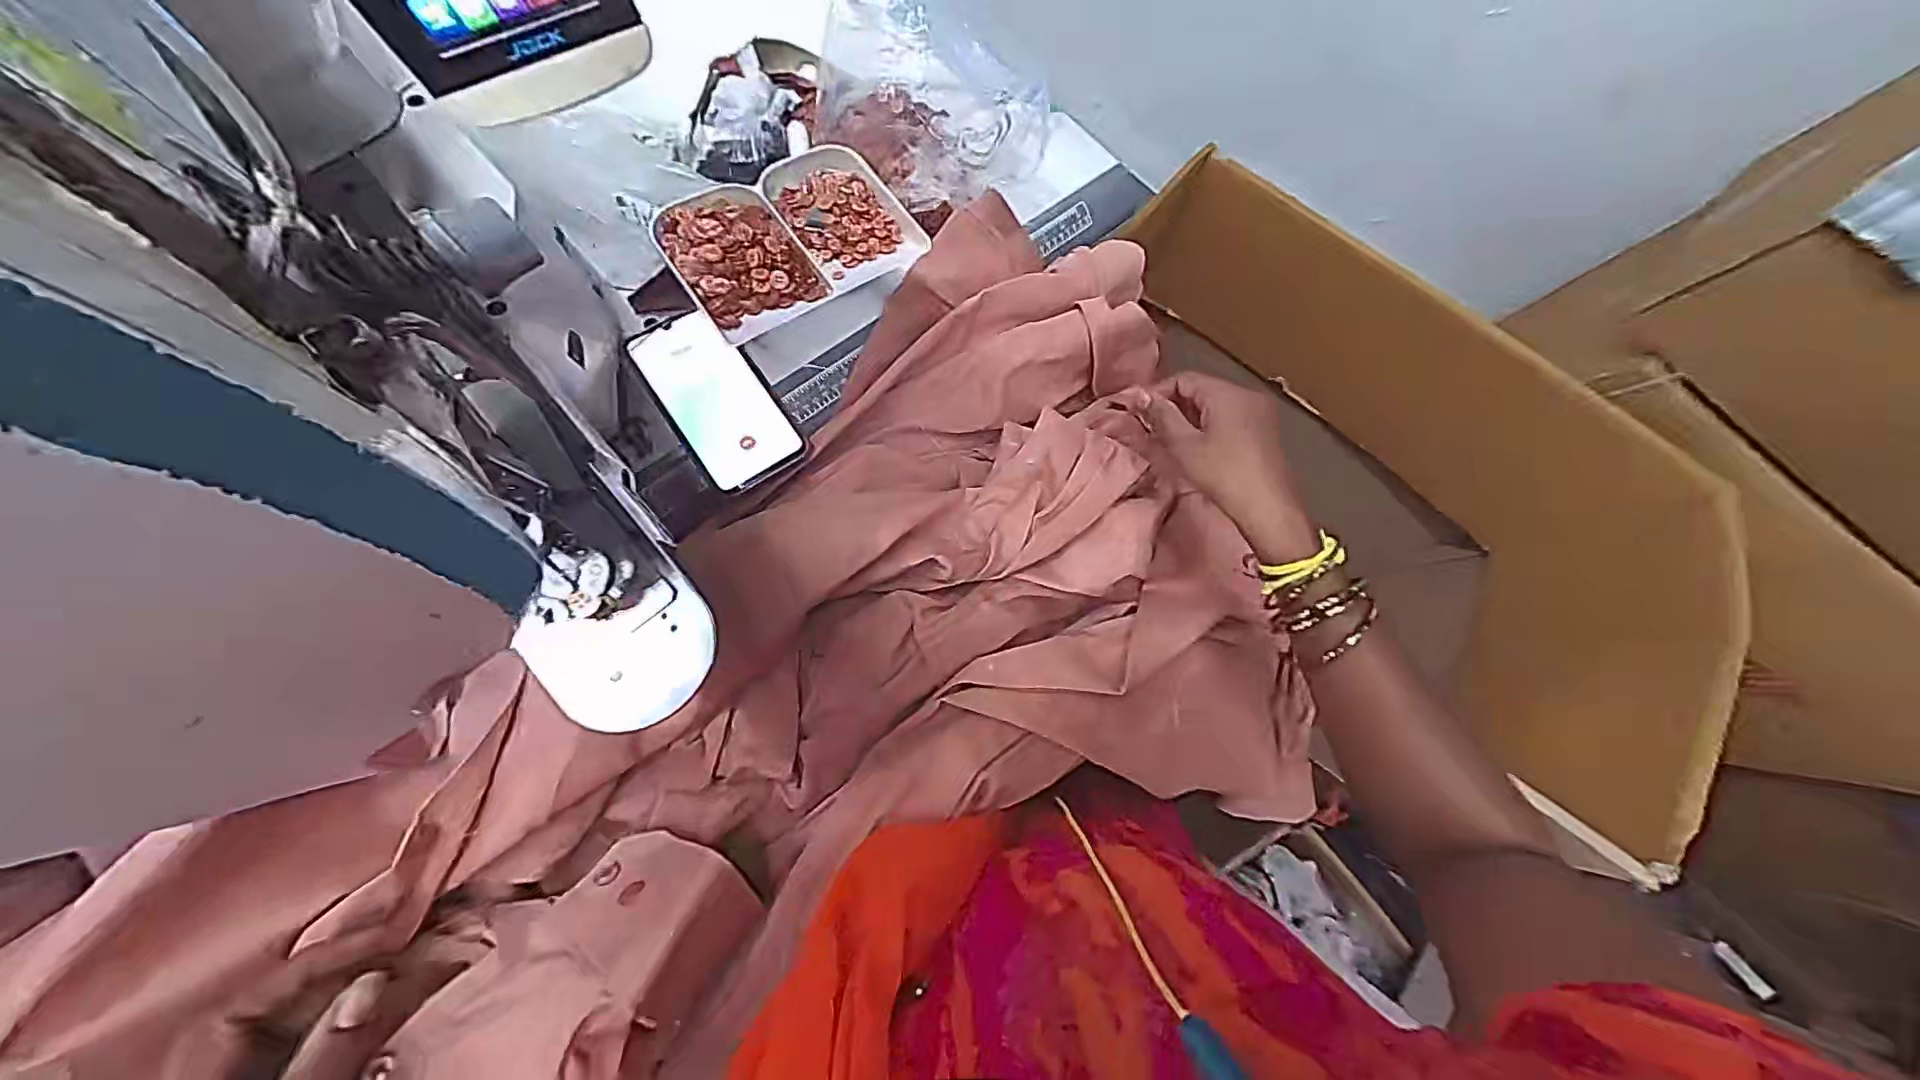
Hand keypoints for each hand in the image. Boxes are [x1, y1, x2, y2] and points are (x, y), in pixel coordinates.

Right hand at [1145, 372, 1320, 561]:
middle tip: (1151, 427)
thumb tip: (1143, 397)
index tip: (1139, 412)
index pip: (1184, 378)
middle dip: (1174, 405)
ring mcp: (1259, 411)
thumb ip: (1162, 416)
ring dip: (1190, 416)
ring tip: (1170, 439)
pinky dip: (1208, 425)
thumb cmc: (1223, 475)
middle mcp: (1247, 394)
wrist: (1268, 506)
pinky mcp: (1264, 429)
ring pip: (1215, 403)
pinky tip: (1196, 446)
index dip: (1158, 392)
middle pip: (1201, 388)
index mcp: (1228, 393)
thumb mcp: (1184, 445)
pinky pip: (1229, 416)